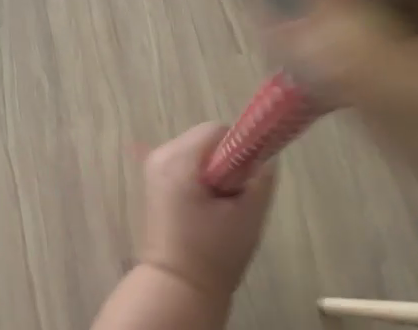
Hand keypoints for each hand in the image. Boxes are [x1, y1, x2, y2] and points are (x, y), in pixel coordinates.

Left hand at [137, 123, 274, 297]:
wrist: (177, 286)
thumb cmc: (214, 253)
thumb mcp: (247, 216)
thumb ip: (260, 180)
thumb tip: (265, 156)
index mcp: (178, 158)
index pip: (216, 131)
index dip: (240, 149)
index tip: (249, 179)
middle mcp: (160, 154)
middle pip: (204, 140)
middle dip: (226, 163)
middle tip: (234, 199)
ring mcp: (152, 167)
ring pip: (195, 153)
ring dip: (214, 172)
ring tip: (220, 209)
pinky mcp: (152, 182)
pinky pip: (184, 167)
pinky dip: (199, 180)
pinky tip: (206, 211)